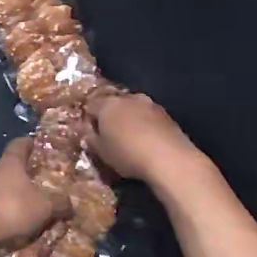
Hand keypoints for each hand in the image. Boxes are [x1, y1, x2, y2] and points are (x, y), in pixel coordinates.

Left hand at [0, 138, 61, 240]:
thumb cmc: (13, 209)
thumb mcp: (45, 207)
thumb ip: (59, 203)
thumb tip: (69, 202)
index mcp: (9, 162)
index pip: (18, 145)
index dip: (27, 144)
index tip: (35, 145)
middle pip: (7, 165)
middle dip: (21, 172)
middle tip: (36, 179)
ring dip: (9, 191)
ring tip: (24, 202)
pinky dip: (0, 206)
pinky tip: (9, 218)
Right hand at [85, 92, 204, 180]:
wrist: (170, 159)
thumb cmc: (128, 154)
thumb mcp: (101, 151)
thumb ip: (90, 138)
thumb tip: (86, 130)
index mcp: (107, 104)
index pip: (90, 105)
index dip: (88, 118)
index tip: (91, 133)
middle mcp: (127, 98)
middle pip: (113, 103)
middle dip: (109, 115)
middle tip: (109, 133)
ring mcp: (149, 104)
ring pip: (132, 107)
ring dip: (128, 117)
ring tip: (129, 136)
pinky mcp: (166, 114)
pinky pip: (147, 115)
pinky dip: (144, 123)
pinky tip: (146, 138)